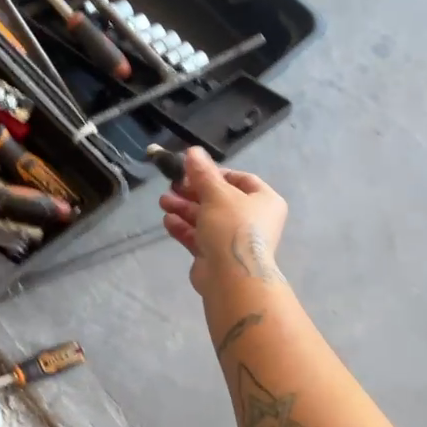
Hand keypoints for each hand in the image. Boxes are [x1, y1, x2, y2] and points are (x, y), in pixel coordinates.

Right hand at [158, 147, 288, 293]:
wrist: (232, 276)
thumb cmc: (232, 228)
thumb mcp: (217, 194)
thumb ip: (202, 173)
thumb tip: (192, 151)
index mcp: (264, 201)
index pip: (240, 180)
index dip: (215, 173)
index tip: (191, 171)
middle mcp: (252, 219)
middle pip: (219, 199)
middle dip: (192, 192)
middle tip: (171, 186)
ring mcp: (233, 238)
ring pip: (205, 218)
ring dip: (184, 208)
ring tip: (163, 202)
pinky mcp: (215, 255)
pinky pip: (198, 236)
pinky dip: (183, 228)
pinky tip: (167, 221)